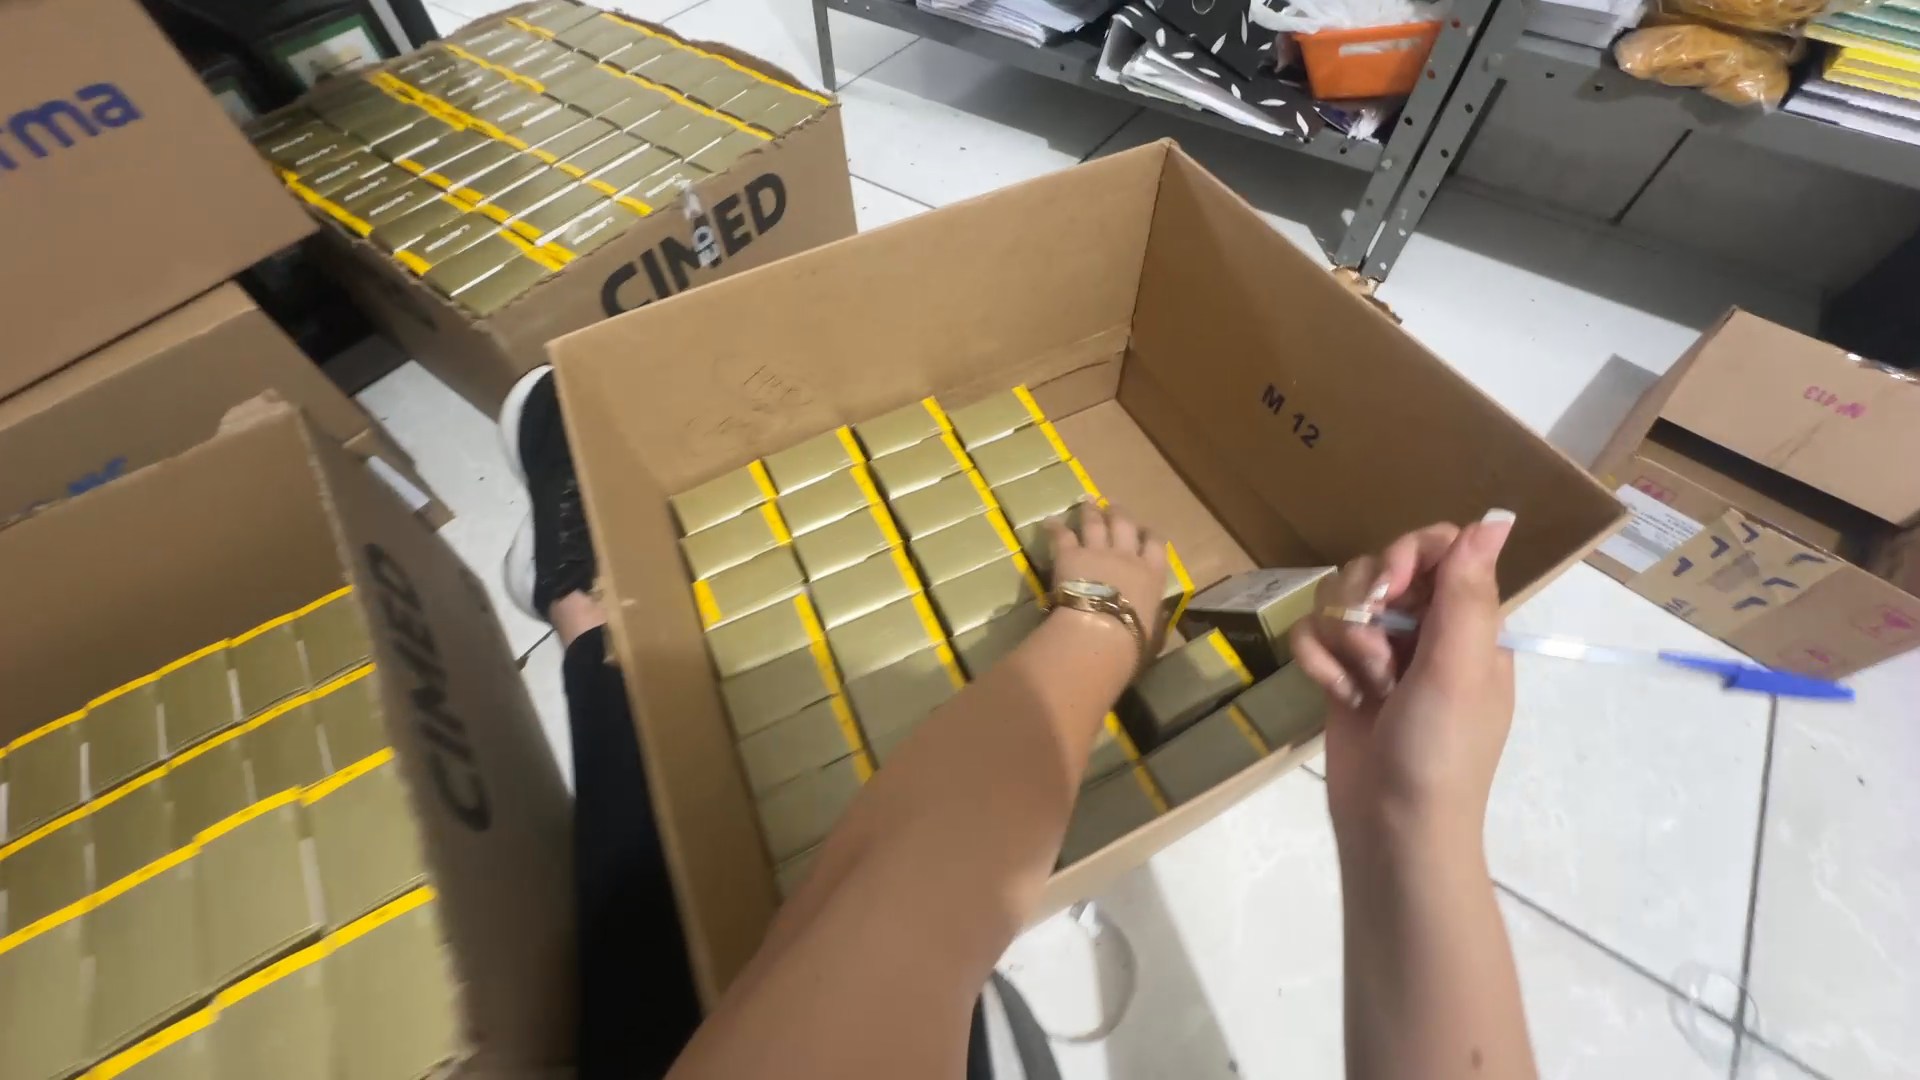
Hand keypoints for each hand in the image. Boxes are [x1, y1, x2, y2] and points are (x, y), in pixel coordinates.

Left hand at [1046, 502, 1168, 655]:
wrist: (1102, 631)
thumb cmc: (1132, 638)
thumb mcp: (1153, 630)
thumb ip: (1151, 617)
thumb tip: (1151, 619)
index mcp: (1151, 574)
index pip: (1156, 546)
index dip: (1150, 535)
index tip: (1145, 530)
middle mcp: (1126, 556)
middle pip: (1124, 526)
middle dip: (1119, 513)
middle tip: (1113, 504)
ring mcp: (1097, 552)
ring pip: (1095, 523)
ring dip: (1091, 511)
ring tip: (1087, 501)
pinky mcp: (1070, 554)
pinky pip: (1062, 535)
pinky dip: (1055, 527)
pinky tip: (1049, 521)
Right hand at [1287, 511, 1516, 851]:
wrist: (1391, 821)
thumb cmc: (1439, 750)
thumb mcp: (1458, 671)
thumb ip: (1466, 595)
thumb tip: (1494, 519)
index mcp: (1468, 623)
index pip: (1438, 547)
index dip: (1406, 555)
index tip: (1389, 587)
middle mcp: (1423, 628)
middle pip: (1378, 568)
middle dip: (1366, 608)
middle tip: (1377, 652)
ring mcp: (1378, 650)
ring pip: (1339, 599)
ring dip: (1341, 640)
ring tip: (1362, 683)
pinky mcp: (1340, 669)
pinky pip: (1312, 634)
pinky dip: (1316, 661)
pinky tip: (1335, 692)